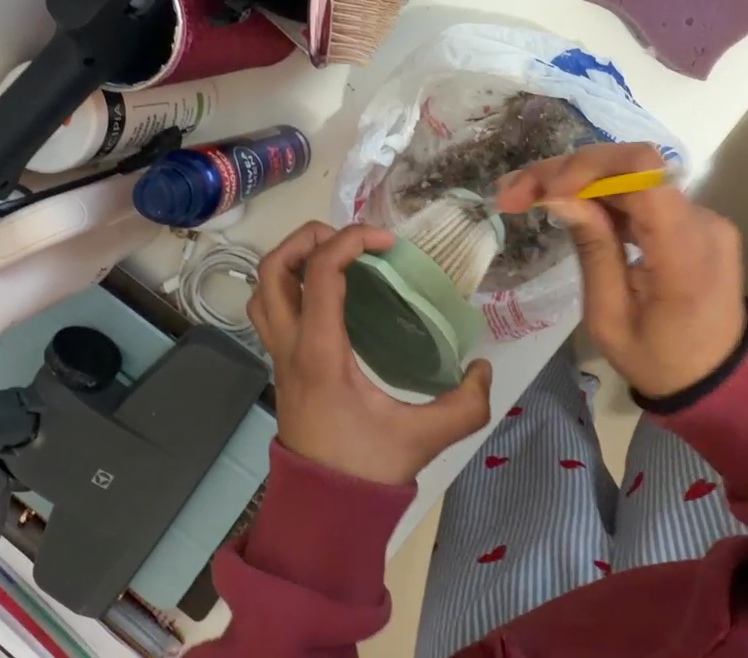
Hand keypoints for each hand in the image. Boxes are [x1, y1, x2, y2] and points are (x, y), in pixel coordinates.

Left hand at [248, 222, 493, 484]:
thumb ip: (466, 404)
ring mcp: (279, 354)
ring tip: (337, 257)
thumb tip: (483, 368)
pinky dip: (292, 285)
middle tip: (352, 240)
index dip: (350, 240)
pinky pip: (271, 309)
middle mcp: (290, 345)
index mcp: (320, 352)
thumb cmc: (368, 469)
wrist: (324, 509)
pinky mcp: (281, 364)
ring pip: (263, 287)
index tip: (386, 241)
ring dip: (293, 259)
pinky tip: (331, 295)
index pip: (318, 272)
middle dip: (309, 237)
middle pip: (273, 268)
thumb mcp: (425, 437)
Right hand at [494, 143, 747, 398]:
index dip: (587, 168)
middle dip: (566, 173)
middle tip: (512, 192)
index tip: (545, 192)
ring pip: (631, 176)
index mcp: (685, 250)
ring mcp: (702, 217)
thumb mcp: (610, 319)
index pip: (642, 171)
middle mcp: (702, 220)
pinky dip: (599, 193)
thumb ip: (593, 251)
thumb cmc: (659, 361)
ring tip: (523, 194)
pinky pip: (642, 193)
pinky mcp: (693, 220)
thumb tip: (560, 197)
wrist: (718, 381)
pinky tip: (561, 202)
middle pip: (629, 168)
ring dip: (576, 180)